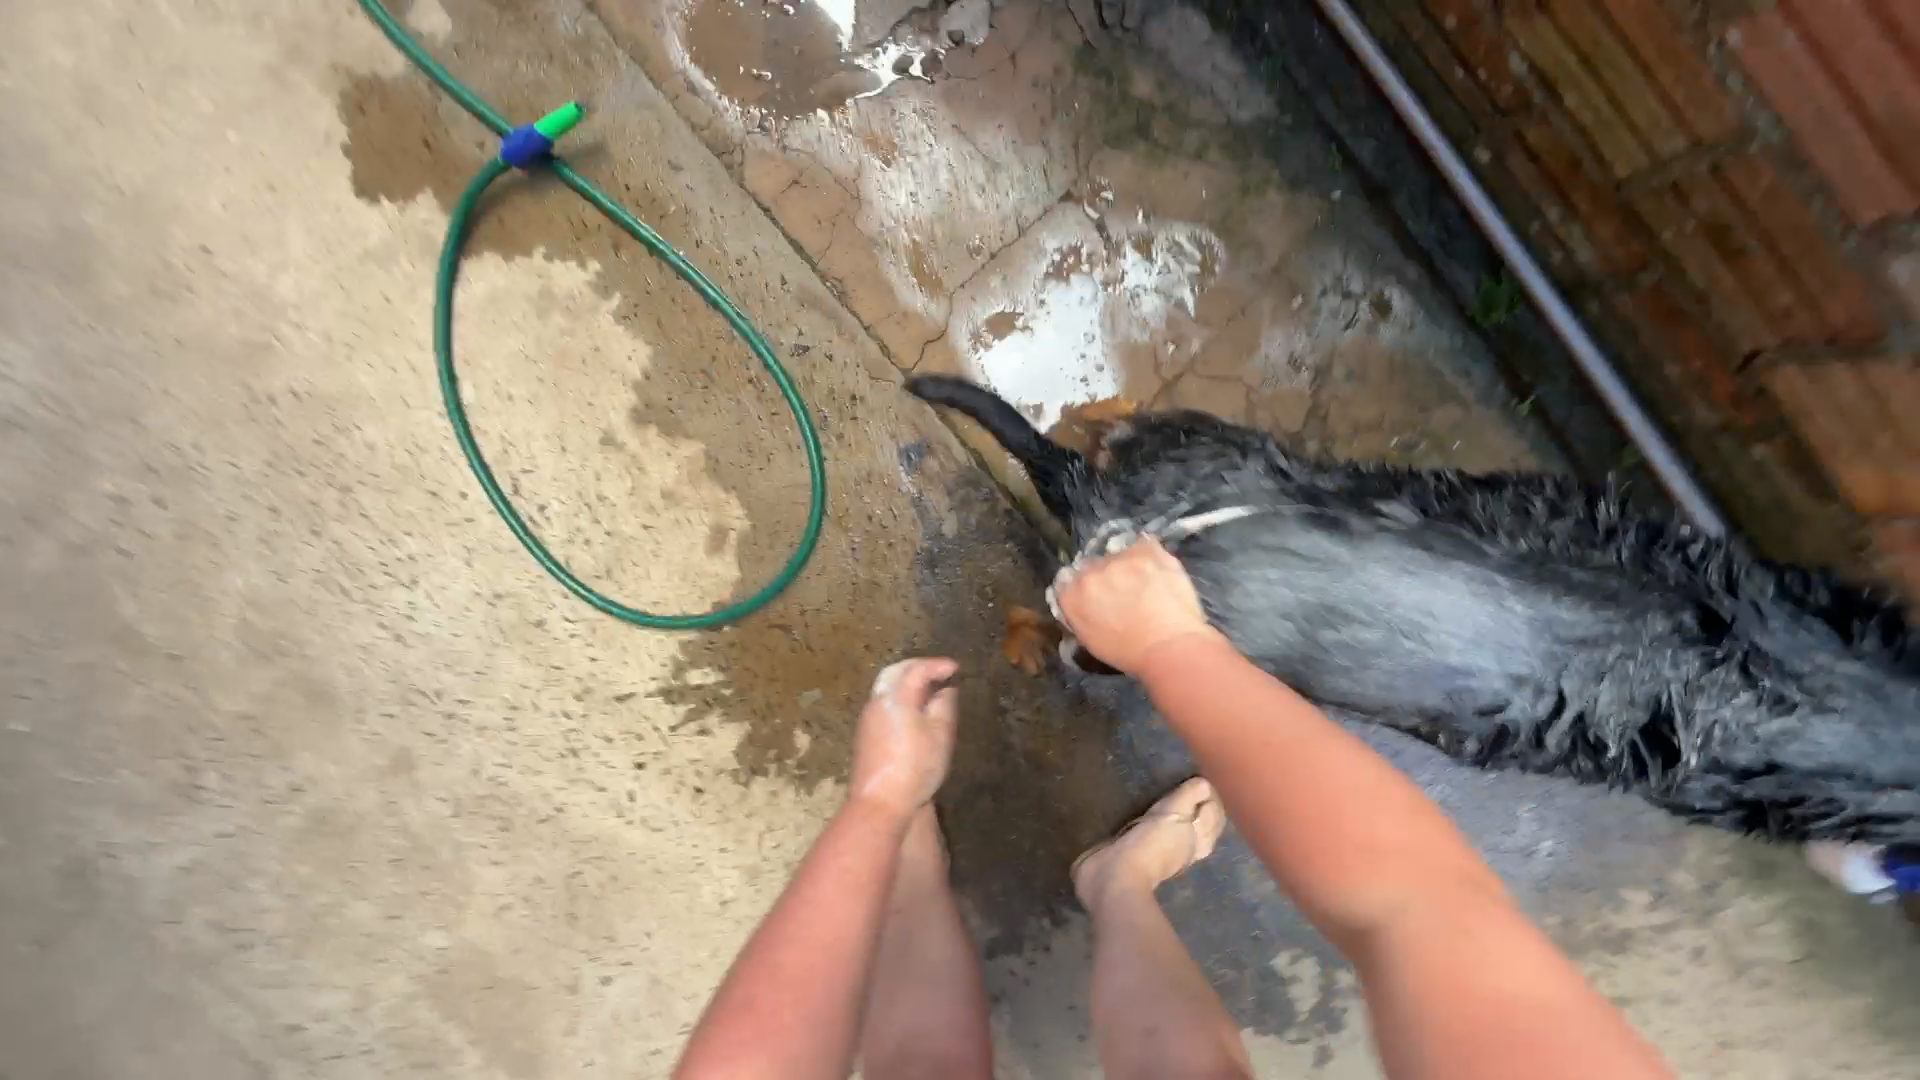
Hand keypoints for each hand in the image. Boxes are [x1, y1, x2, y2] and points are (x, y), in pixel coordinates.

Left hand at [848, 658, 960, 816]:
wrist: (880, 802)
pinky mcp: (865, 734)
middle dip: (918, 667)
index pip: (917, 669)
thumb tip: (945, 690)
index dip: (937, 665)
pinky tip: (913, 710)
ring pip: (886, 686)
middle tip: (939, 672)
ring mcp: (868, 718)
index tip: (955, 668)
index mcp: (896, 697)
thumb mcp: (940, 734)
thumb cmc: (915, 767)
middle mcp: (878, 701)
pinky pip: (883, 702)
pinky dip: (900, 696)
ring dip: (907, 681)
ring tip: (929, 690)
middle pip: (895, 671)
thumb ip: (944, 706)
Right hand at [1050, 537, 1223, 674]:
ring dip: (1130, 567)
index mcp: (1070, 596)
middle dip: (1108, 578)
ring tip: (1148, 587)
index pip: (1071, 582)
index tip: (1102, 599)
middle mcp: (1089, 572)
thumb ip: (1081, 614)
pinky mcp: (1146, 551)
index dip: (1088, 590)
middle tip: (1127, 595)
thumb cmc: (1129, 654)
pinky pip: (1145, 546)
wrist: (1169, 648)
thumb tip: (1087, 602)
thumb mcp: (1090, 640)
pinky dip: (1151, 558)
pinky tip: (1159, 574)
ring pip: (1120, 555)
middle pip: (1095, 566)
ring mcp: (1118, 559)